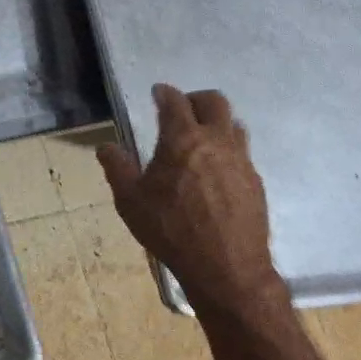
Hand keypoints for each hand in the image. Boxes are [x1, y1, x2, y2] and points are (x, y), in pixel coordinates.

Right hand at [97, 84, 288, 320]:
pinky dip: (227, 149)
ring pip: (233, 124)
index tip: (158, 92)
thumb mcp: (130, 202)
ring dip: (215, 122)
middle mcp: (216, 142)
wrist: (226, 267)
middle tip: (181, 109)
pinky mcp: (254, 180)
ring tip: (200, 138)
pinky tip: (215, 169)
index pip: (175, 102)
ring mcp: (241, 160)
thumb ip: (117, 168)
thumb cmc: (170, 230)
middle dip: (195, 99)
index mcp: (182, 140)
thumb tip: (106, 146)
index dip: (164, 93)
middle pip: (214, 102)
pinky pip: (242, 151)